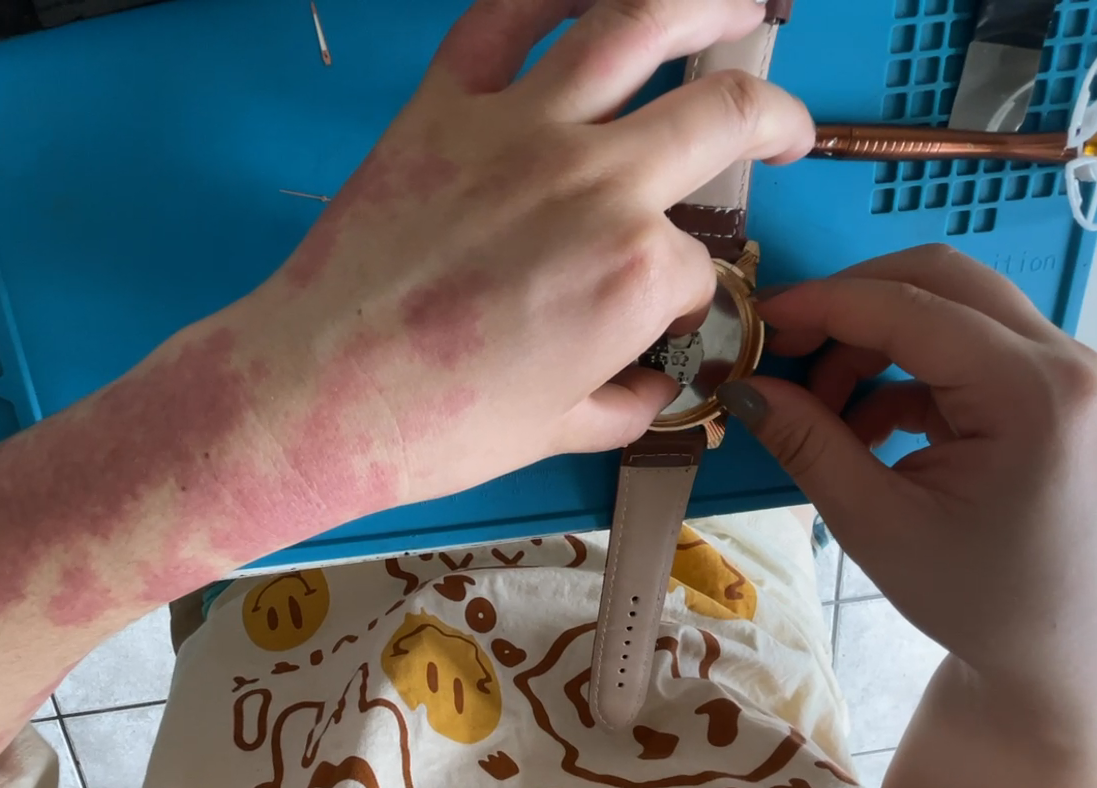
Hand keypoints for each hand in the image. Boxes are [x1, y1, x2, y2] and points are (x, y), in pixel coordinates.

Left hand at [217, 0, 813, 514]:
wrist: (315, 395)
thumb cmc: (433, 431)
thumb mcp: (552, 435)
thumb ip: (623, 405)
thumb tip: (656, 391)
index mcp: (632, 276)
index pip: (692, 273)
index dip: (686, 301)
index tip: (664, 318)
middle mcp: (598, 184)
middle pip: (720, 117)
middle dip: (772, 123)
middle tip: (781, 133)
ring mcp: (521, 131)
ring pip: (641, 23)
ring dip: (711, 4)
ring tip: (744, 6)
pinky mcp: (445, 107)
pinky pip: (511, 11)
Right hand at [721, 245, 1096, 787]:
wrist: (1053, 649)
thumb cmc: (969, 593)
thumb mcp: (871, 521)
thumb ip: (806, 441)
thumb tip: (741, 387)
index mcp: (1029, 389)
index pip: (908, 307)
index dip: (819, 304)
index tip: (752, 320)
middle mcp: (1059, 358)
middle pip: (938, 278)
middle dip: (847, 304)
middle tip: (782, 350)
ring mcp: (1057, 370)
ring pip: (948, 306)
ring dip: (869, 340)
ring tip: (822, 409)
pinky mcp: (1042, 392)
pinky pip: (957, 347)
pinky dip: (897, 369)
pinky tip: (864, 426)